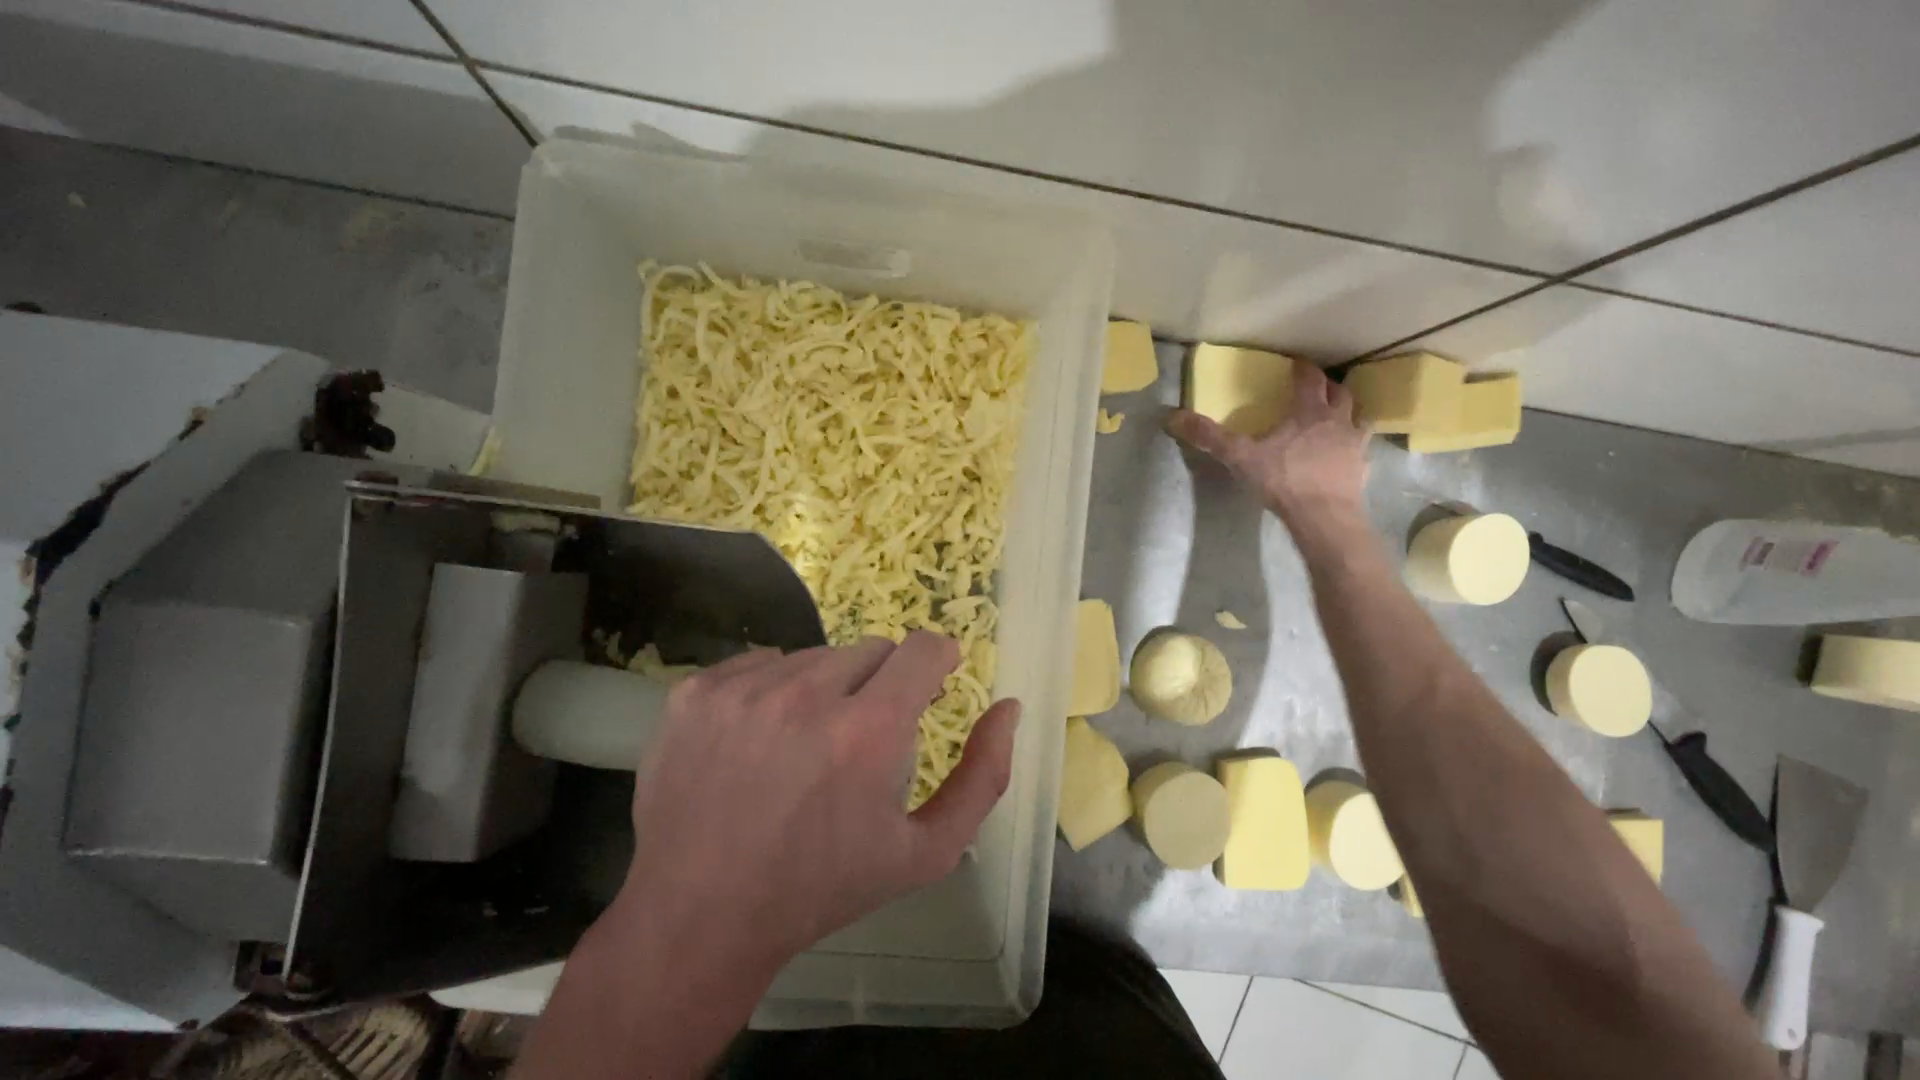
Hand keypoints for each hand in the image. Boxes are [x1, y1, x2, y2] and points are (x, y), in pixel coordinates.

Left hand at [614, 631, 1020, 980]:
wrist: (702, 915)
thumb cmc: (823, 887)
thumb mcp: (925, 852)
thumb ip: (983, 777)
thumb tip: (1008, 709)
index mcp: (867, 732)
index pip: (921, 649)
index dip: (936, 660)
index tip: (932, 682)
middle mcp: (804, 694)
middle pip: (869, 651)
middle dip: (880, 684)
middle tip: (863, 736)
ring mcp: (742, 689)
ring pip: (812, 657)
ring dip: (825, 688)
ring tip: (808, 745)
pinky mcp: (695, 692)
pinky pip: (758, 664)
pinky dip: (772, 690)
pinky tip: (762, 740)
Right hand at [1167, 362, 1369, 528]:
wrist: (1325, 517)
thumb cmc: (1284, 480)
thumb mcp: (1241, 457)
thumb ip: (1210, 437)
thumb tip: (1173, 417)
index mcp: (1309, 411)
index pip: (1309, 379)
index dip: (1301, 369)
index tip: (1295, 364)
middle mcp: (1337, 421)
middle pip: (1339, 393)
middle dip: (1328, 387)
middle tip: (1316, 388)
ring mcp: (1355, 445)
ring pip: (1357, 418)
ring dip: (1348, 413)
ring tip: (1337, 418)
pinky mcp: (1362, 469)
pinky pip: (1362, 450)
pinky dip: (1353, 447)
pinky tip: (1344, 455)